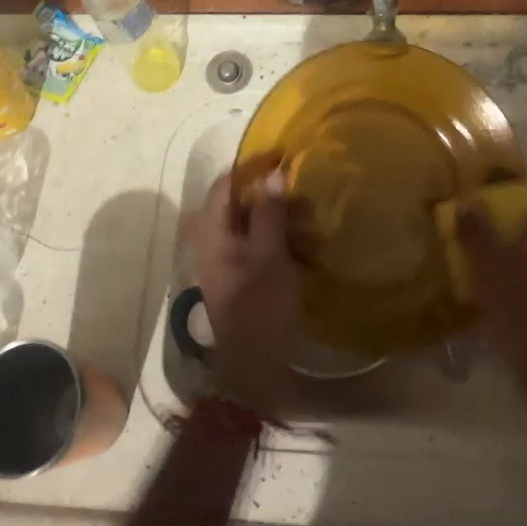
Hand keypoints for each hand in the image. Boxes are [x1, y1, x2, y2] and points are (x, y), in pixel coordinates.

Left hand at [182, 157, 298, 418]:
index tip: (284, 155)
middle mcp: (212, 241)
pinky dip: (281, 244)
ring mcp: (224, 261)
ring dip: (284, 223)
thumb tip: (273, 174)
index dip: (253, 166)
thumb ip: (270, 213)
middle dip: (277, 200)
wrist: (251, 369)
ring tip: (315, 232)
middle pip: (242, 204)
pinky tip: (308, 254)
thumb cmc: (259, 307)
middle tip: (308, 203)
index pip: (226, 183)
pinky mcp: (239, 278)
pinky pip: (259, 248)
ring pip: (254, 227)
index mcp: (211, 232)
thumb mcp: (270, 256)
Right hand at [456, 190, 526, 397]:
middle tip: (463, 217)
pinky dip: (501, 266)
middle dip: (495, 217)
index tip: (475, 191)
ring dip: (495, 243)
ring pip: (521, 246)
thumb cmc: (519, 306)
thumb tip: (466, 201)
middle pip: (525, 220)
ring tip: (464, 244)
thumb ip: (477, 229)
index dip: (504, 190)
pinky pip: (521, 268)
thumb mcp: (491, 264)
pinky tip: (478, 275)